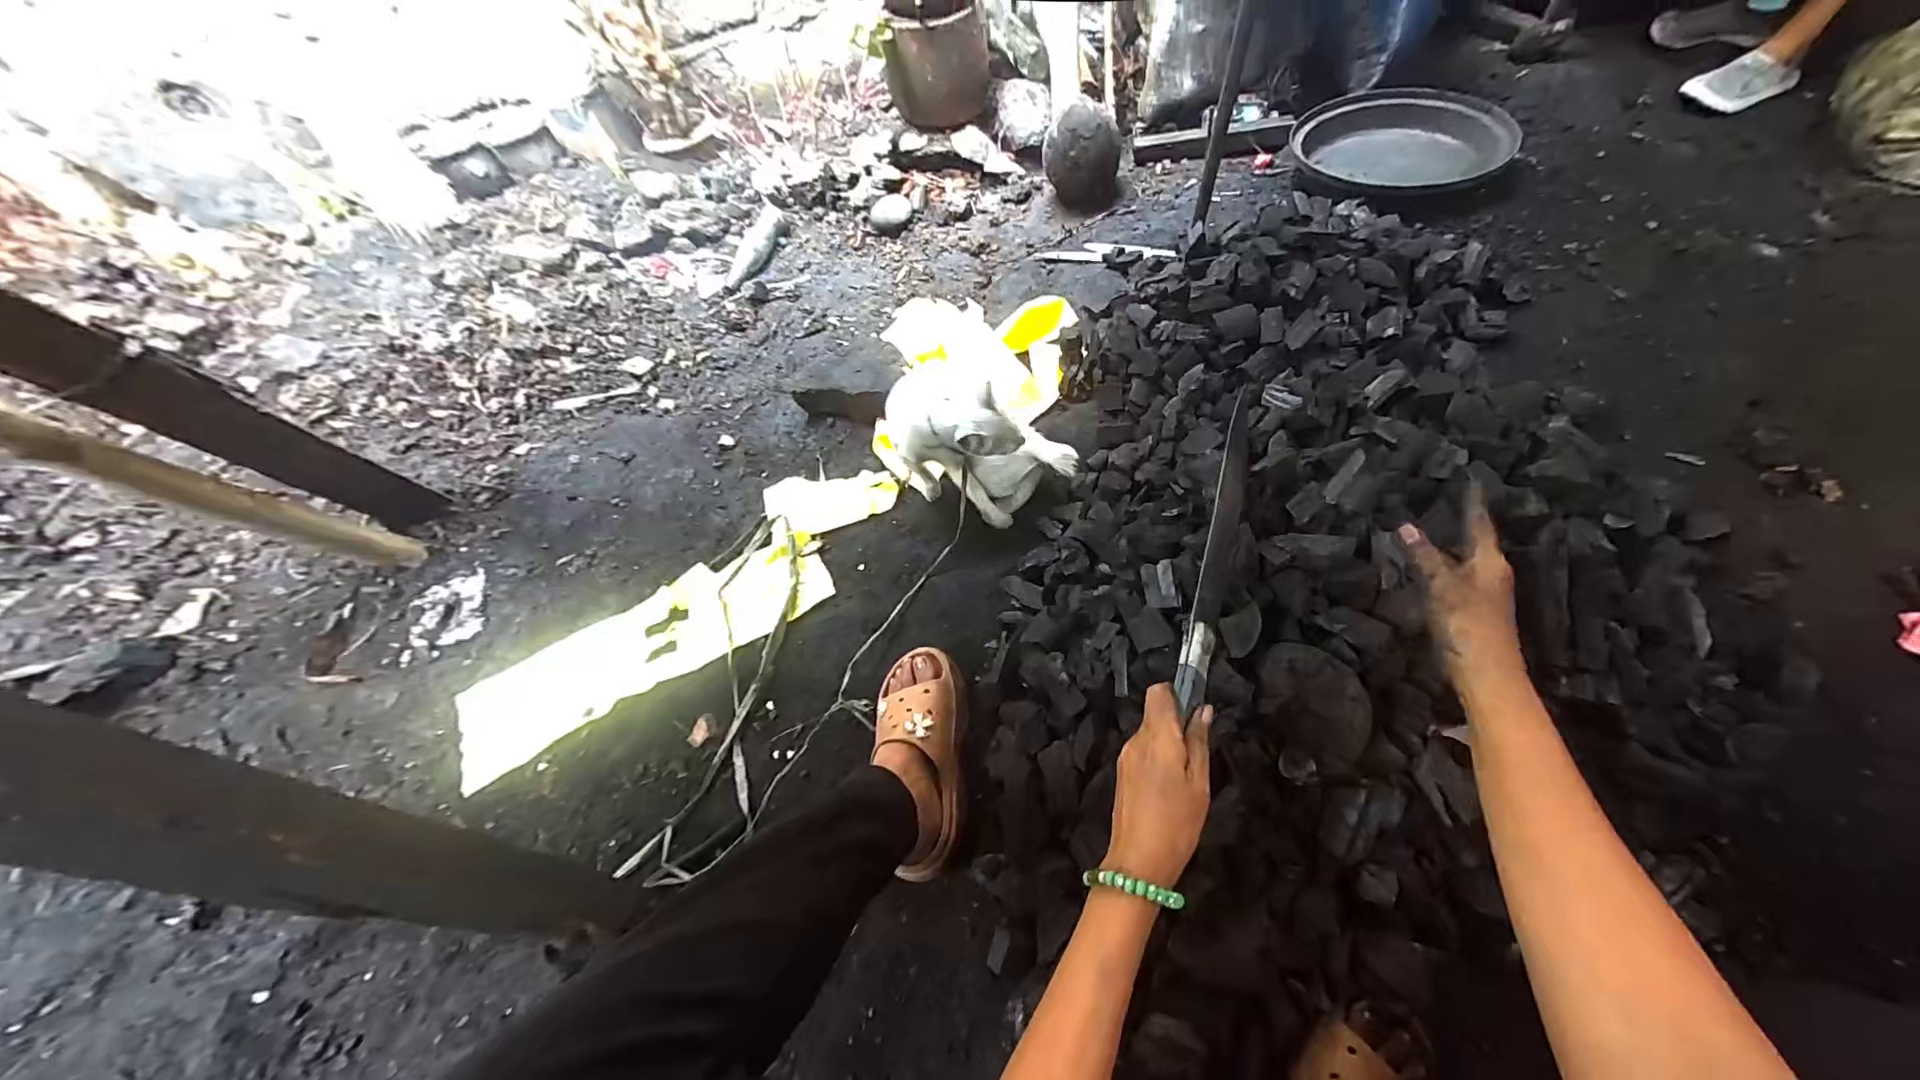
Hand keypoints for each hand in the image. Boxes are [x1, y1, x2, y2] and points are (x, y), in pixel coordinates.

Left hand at [1105, 684, 1211, 888]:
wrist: (1138, 860)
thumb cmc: (1177, 822)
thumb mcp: (1200, 783)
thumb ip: (1199, 742)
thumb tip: (1202, 709)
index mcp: (1156, 736)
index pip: (1158, 692)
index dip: (1176, 693)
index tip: (1194, 710)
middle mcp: (1135, 740)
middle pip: (1154, 713)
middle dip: (1175, 724)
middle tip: (1197, 753)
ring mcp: (1124, 756)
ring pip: (1148, 734)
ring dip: (1166, 744)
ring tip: (1185, 776)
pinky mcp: (1121, 772)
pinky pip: (1141, 752)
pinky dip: (1156, 759)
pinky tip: (1168, 786)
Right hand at [1398, 484, 1523, 681]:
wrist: (1486, 672)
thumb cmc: (1468, 624)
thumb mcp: (1441, 586)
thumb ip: (1424, 556)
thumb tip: (1405, 525)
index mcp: (1490, 562)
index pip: (1480, 524)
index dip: (1473, 503)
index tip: (1469, 480)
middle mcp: (1492, 573)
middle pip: (1475, 540)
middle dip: (1460, 521)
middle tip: (1443, 500)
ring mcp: (1484, 593)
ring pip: (1465, 558)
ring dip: (1449, 544)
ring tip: (1431, 527)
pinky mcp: (1472, 609)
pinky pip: (1456, 576)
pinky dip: (1443, 564)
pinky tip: (1428, 566)